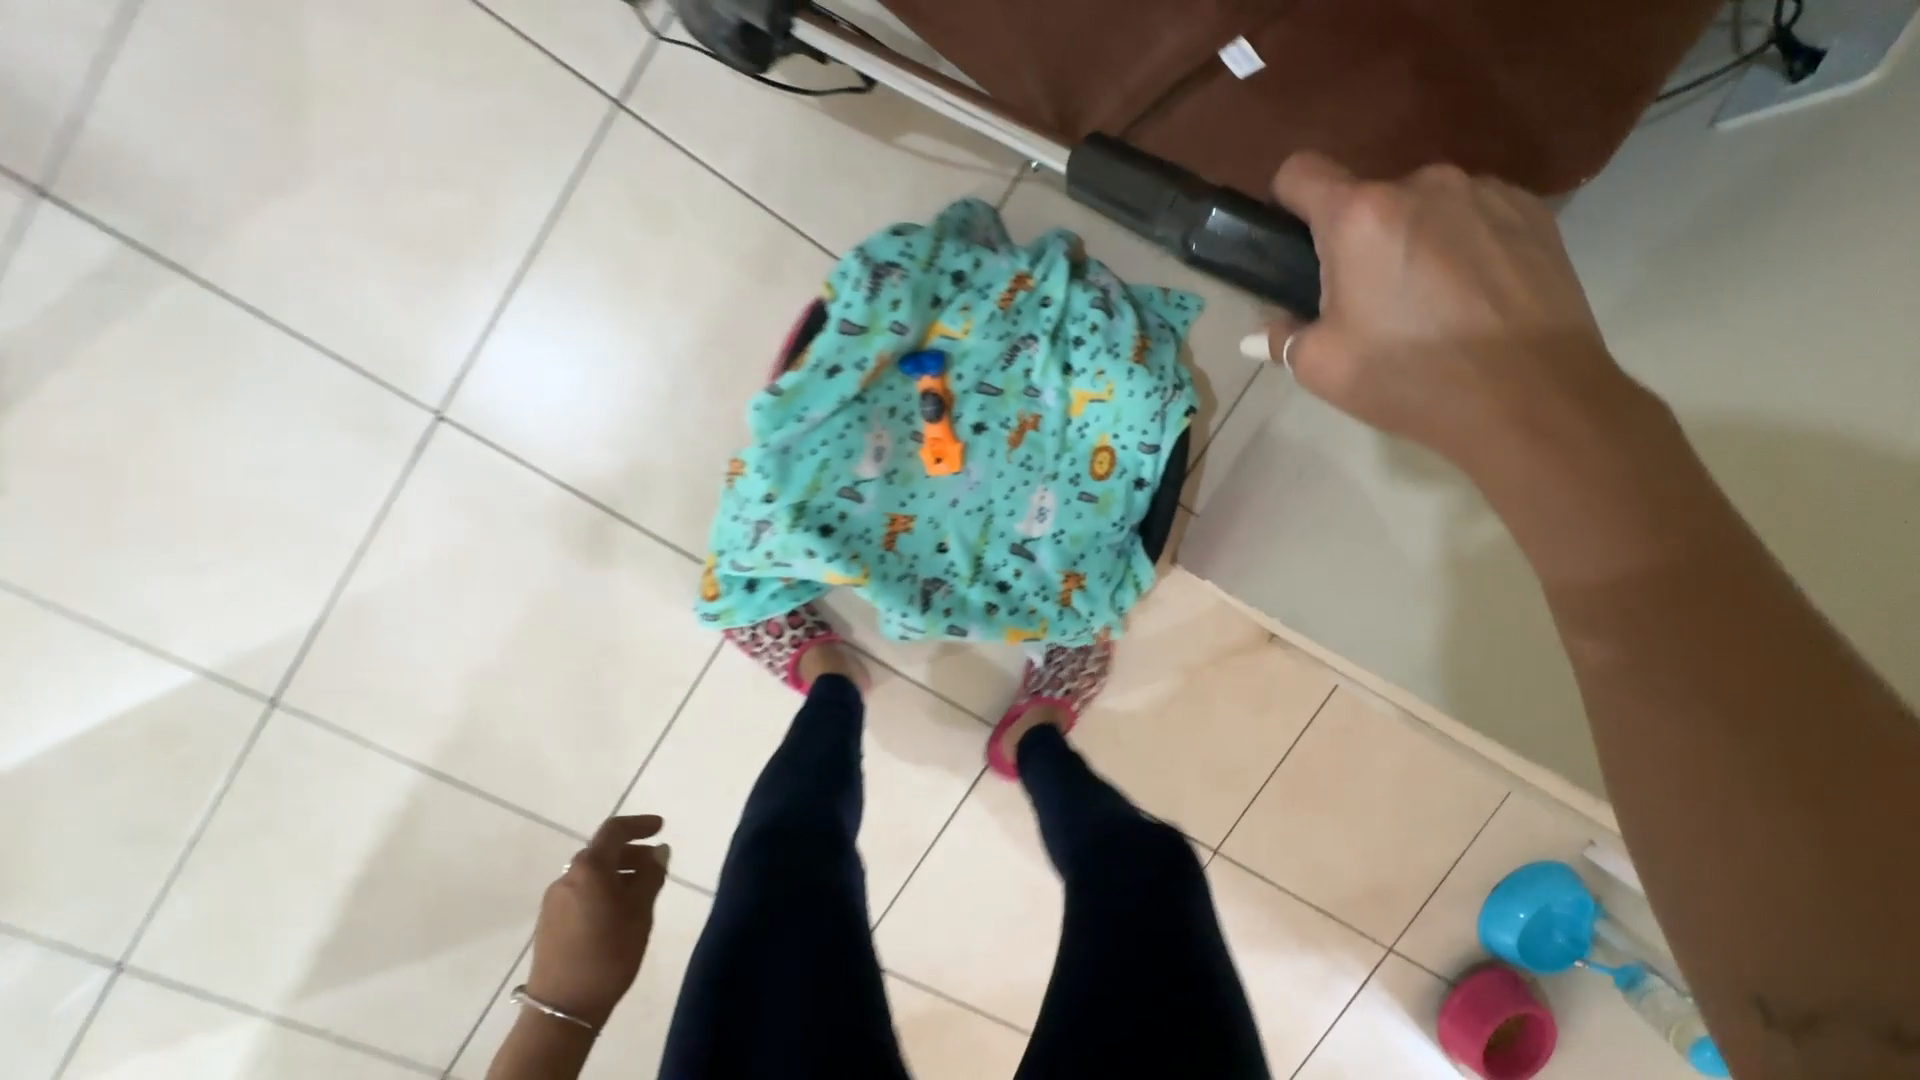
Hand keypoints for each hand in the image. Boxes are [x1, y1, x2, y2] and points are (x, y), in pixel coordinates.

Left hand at [523, 815, 670, 1027]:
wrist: (563, 1007)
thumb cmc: (609, 953)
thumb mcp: (641, 912)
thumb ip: (651, 876)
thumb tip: (659, 851)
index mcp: (590, 868)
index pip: (614, 830)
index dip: (639, 825)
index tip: (661, 828)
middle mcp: (567, 877)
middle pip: (602, 851)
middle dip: (632, 853)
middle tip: (657, 867)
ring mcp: (554, 900)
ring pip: (591, 874)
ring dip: (618, 873)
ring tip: (641, 893)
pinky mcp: (549, 921)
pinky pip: (581, 892)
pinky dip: (603, 890)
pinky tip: (618, 913)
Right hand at [1256, 152, 1642, 475]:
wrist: (1531, 397)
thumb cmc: (1410, 379)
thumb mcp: (1322, 368)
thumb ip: (1281, 337)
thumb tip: (1259, 333)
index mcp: (1358, 217)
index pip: (1300, 171)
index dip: (1287, 201)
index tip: (1295, 243)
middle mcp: (1422, 184)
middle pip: (1367, 197)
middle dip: (1357, 237)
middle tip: (1366, 298)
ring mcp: (1484, 192)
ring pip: (1423, 206)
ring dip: (1412, 238)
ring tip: (1428, 300)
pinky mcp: (1532, 211)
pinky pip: (1474, 214)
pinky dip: (1462, 243)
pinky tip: (1473, 295)